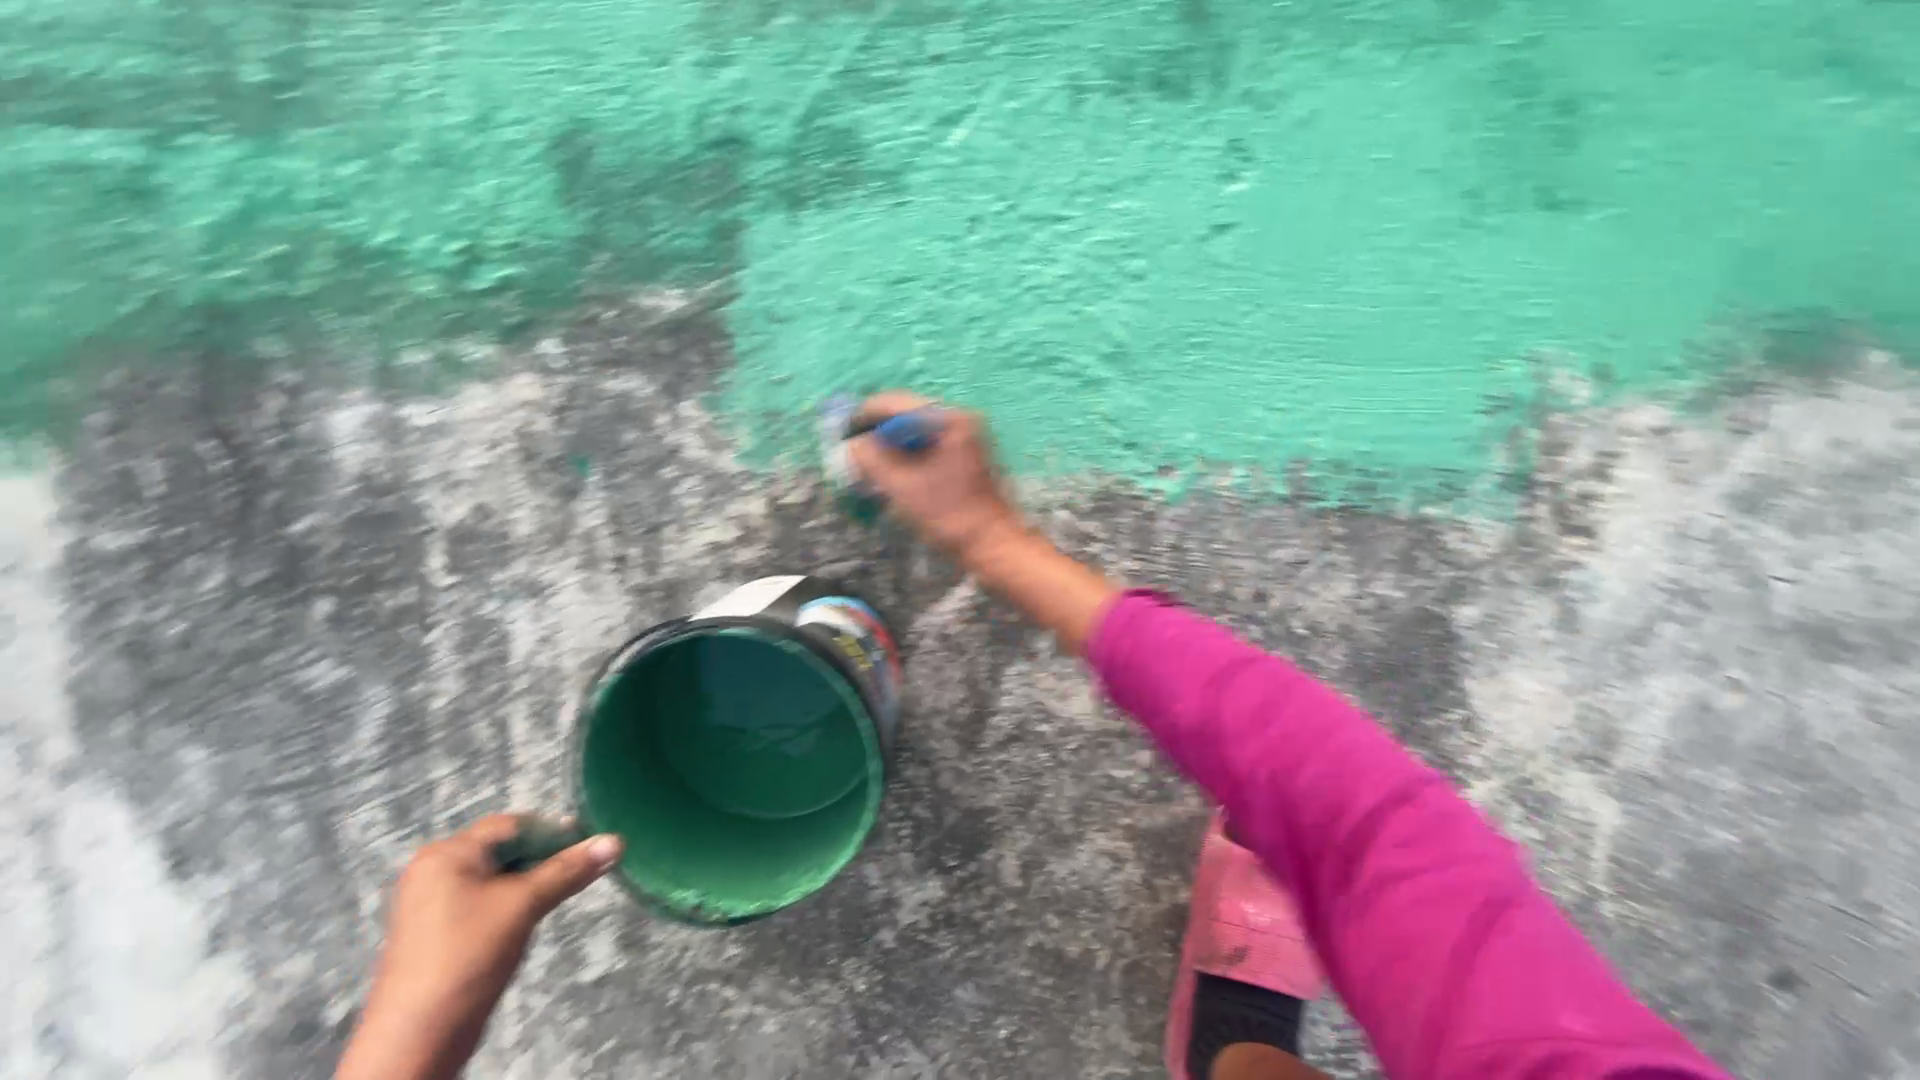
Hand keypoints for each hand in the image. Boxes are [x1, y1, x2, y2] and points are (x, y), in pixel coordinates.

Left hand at [335, 815, 622, 1079]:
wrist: (418, 1036)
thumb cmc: (469, 955)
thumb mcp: (524, 905)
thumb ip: (568, 870)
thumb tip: (616, 841)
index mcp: (446, 854)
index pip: (511, 826)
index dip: (553, 832)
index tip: (591, 844)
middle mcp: (435, 870)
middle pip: (504, 850)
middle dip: (544, 856)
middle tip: (583, 867)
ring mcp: (434, 903)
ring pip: (497, 877)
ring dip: (532, 880)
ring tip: (564, 890)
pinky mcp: (442, 931)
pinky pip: (486, 900)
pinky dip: (514, 901)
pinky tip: (534, 914)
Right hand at [848, 392, 1026, 560]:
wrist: (993, 544)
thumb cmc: (949, 515)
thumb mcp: (902, 487)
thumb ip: (872, 459)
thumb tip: (853, 444)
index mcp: (949, 420)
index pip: (896, 404)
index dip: (865, 416)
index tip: (844, 434)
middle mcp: (961, 419)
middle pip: (907, 414)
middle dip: (878, 432)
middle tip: (855, 451)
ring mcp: (967, 435)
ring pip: (917, 430)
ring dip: (892, 444)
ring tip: (870, 464)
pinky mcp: (967, 453)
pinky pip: (930, 443)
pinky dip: (909, 453)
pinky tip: (895, 472)